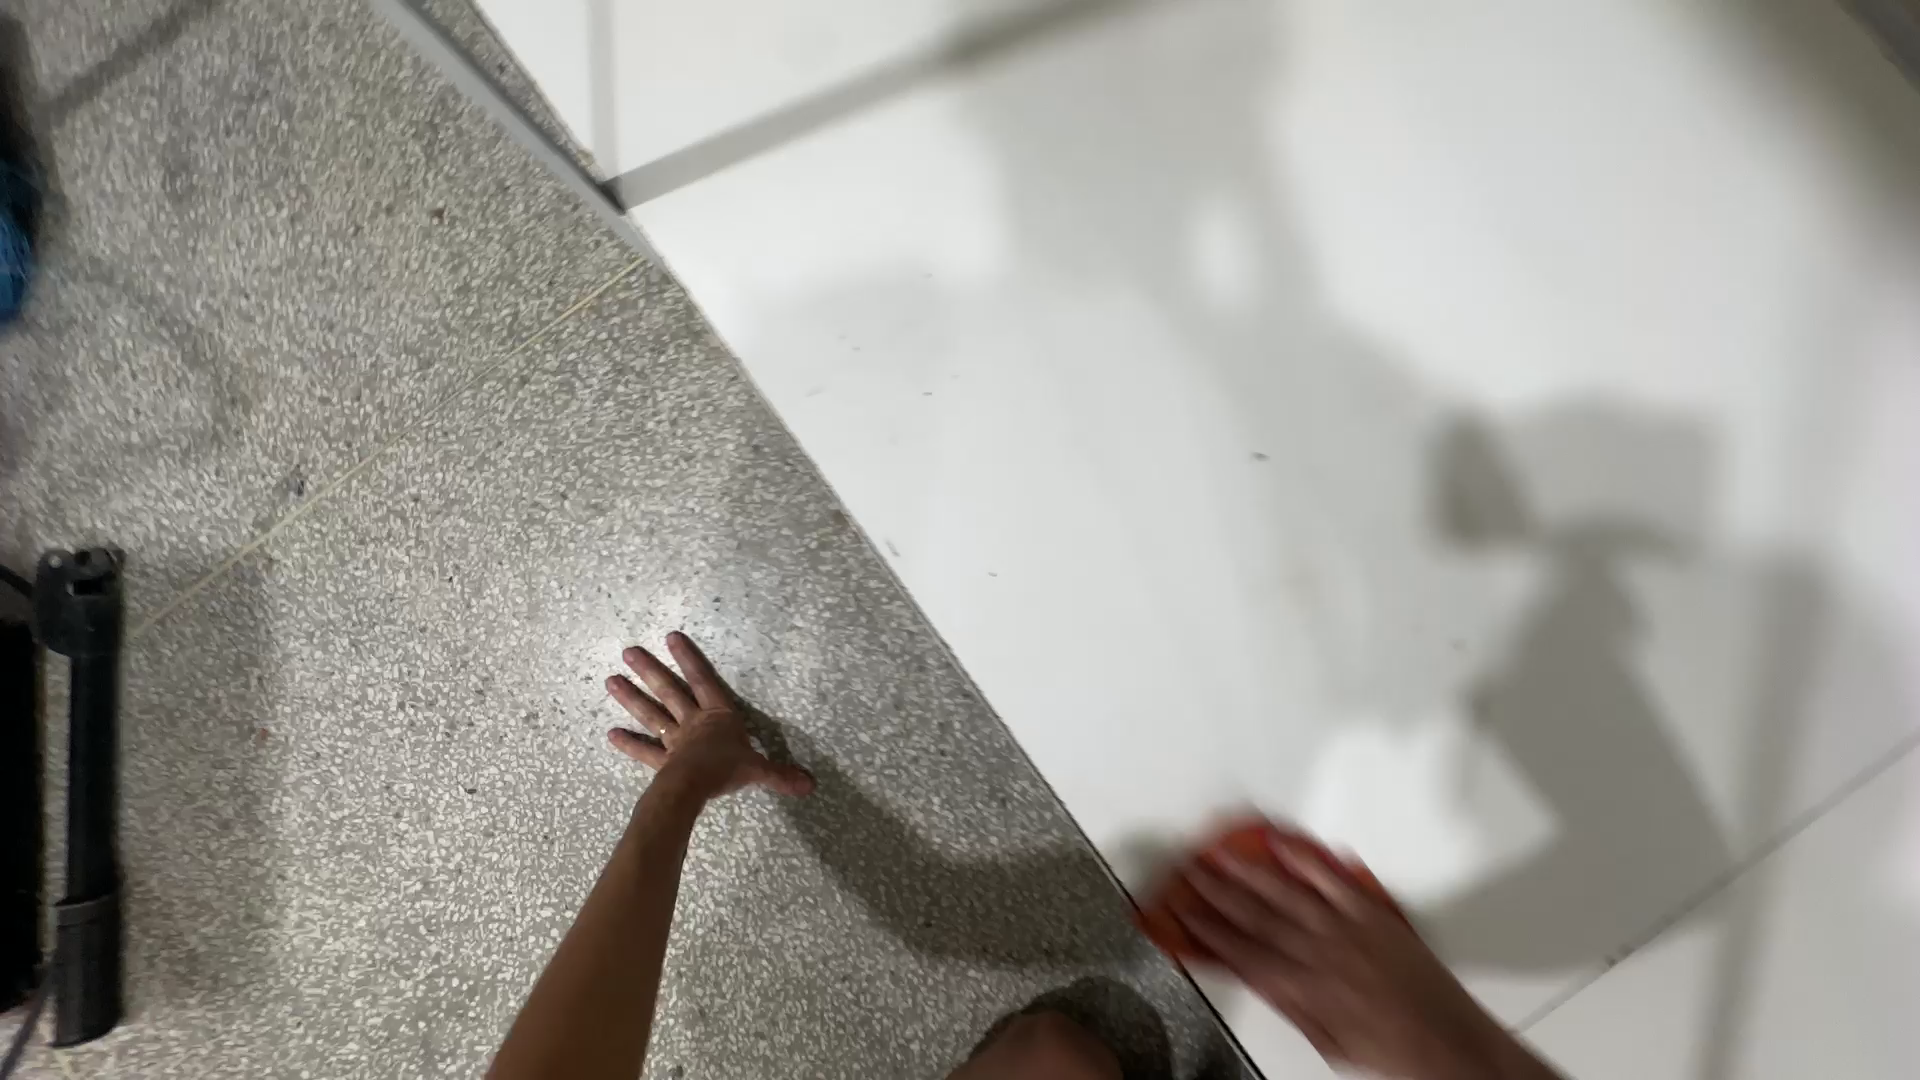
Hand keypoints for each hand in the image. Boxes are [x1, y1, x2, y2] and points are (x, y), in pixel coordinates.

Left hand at [605, 631, 814, 801]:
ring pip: (651, 714)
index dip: (688, 659)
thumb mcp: (758, 769)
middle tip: (628, 651)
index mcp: (717, 716)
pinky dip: (628, 743)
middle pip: (669, 692)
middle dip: (650, 671)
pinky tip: (610, 734)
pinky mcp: (662, 762)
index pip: (703, 680)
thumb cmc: (725, 771)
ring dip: (631, 698)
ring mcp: (674, 741)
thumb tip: (811, 785)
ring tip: (610, 680)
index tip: (671, 637)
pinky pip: (643, 751)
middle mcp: (693, 722)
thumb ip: (781, 774)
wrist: (692, 790)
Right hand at [1171, 846, 1556, 1079]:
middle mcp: (1318, 953)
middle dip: (1216, 891)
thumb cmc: (1393, 1051)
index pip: (1241, 953)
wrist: (1453, 1045)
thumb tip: (1251, 974)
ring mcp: (1344, 927)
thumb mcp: (1327, 1041)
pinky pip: (1330, 878)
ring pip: (1282, 892)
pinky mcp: (1369, 912)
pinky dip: (1304, 857)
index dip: (1208, 929)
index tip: (1183, 910)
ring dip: (1246, 870)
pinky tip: (1279, 841)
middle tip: (1190, 869)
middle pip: (1254, 916)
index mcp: (1304, 989)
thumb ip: (1287, 1003)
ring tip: (1218, 850)